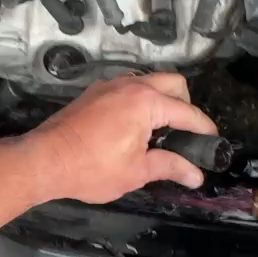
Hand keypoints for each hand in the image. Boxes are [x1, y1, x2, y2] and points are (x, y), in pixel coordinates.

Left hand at [19, 74, 219, 203]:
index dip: (203, 128)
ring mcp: (109, 86)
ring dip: (161, 98)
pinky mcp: (94, 93)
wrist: (45, 160)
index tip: (212, 142)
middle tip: (185, 133)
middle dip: (186, 104)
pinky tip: (135, 125)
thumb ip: (170, 167)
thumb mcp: (137, 171)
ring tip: (162, 129)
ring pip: (148, 81)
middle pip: (173, 83)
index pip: (187, 112)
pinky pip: (127, 87)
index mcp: (146, 102)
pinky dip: (139, 99)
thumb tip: (196, 175)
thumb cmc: (92, 168)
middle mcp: (130, 85)